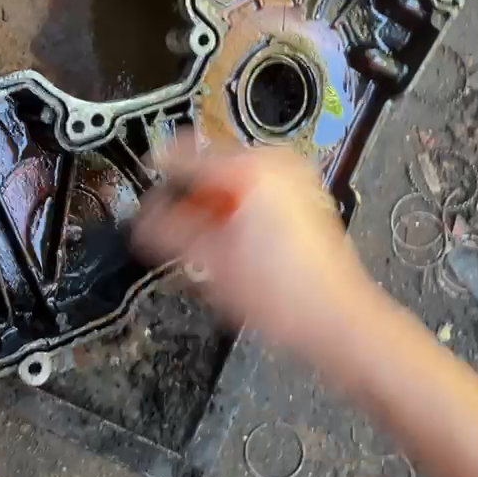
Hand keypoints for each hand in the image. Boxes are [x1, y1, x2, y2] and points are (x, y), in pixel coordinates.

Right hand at [131, 147, 382, 368]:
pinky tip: (230, 240)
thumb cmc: (285, 294)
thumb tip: (141, 219)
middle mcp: (273, 164)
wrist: (336, 321)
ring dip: (210, 205)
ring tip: (204, 240)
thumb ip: (164, 230)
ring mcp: (292, 179)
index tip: (144, 193)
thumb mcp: (207, 260)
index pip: (180, 155)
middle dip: (187, 198)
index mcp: (248, 168)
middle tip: (173, 227)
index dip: (155, 177)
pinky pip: (252, 191)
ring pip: (228, 181)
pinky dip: (234, 209)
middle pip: (206, 168)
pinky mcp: (302, 196)